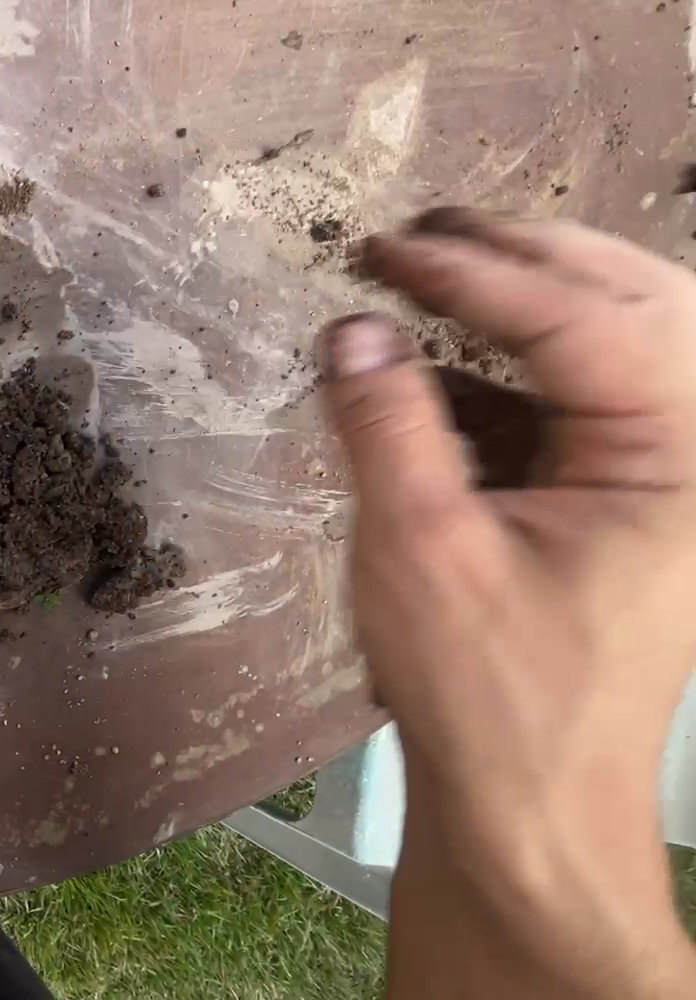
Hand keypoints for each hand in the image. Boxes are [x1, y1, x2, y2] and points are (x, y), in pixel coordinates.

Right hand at [322, 209, 695, 998]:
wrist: (524, 783)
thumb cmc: (481, 673)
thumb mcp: (418, 543)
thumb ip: (388, 425)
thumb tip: (348, 327)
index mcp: (691, 464)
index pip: (587, 324)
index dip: (475, 274)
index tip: (380, 247)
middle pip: (644, 309)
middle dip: (530, 255)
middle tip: (425, 227)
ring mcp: (668, 476)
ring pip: (620, 346)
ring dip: (527, 297)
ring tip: (438, 264)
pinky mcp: (617, 498)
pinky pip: (571, 402)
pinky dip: (504, 364)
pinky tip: (437, 356)